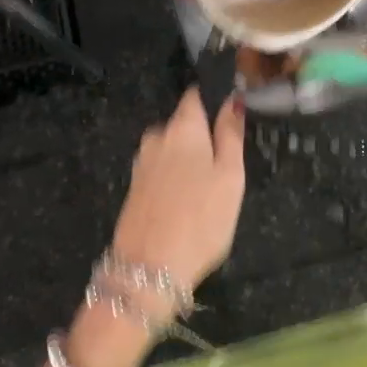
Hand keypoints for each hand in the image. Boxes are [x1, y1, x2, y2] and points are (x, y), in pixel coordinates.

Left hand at [111, 92, 245, 293]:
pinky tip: (185, 206)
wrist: (148, 269)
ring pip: (171, 151)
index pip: (195, 96)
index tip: (230, 120)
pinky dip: (173, 182)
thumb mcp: (230, 177)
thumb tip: (232, 99)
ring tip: (207, 194)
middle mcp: (156, 137)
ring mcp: (141, 164)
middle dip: (202, 139)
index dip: (213, 101)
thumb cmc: (201, 220)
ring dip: (187, 163)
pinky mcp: (134, 189)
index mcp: (182, 127)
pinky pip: (160, 173)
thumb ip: (230, 135)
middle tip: (224, 171)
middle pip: (184, 126)